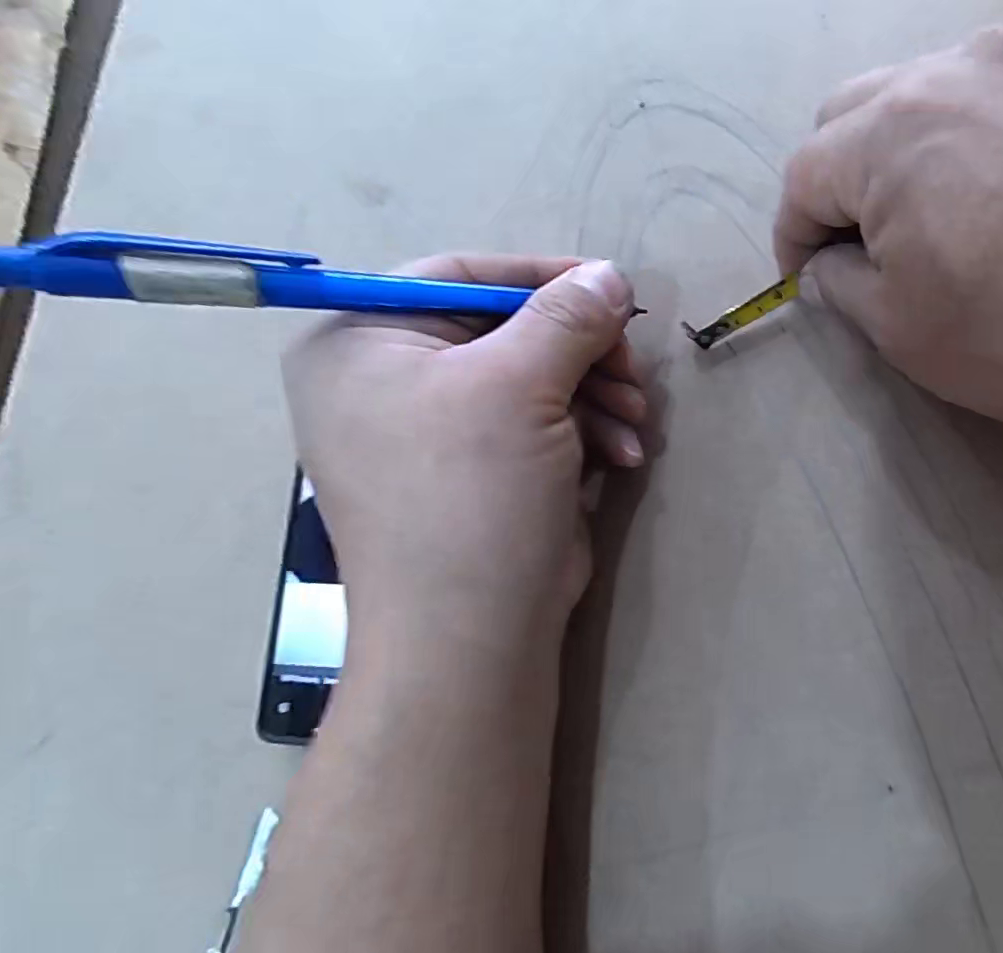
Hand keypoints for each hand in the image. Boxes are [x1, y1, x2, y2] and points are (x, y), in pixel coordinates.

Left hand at [281, 255, 645, 679]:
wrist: (474, 628)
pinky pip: (547, 430)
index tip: (613, 288)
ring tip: (636, 427)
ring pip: (540, 385)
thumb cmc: (472, 494)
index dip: (543, 278)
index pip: (463, 277)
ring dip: (598, 400)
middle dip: (584, 354)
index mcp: (366, 343)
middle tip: (633, 373)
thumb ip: (565, 319)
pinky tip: (623, 458)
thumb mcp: (517, 388)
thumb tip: (609, 273)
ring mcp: (448, 435)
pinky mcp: (493, 476)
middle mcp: (399, 383)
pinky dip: (590, 437)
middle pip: (511, 334)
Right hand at [776, 27, 1002, 453]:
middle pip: (852, 116)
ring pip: (921, 93)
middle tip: (856, 245)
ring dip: (897, 151)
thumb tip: (825, 263)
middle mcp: (949, 72)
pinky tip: (985, 188)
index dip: (792, 232)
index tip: (802, 277)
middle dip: (837, 183)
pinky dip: (963, 135)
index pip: (805, 174)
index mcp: (888, 134)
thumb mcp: (893, 325)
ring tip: (921, 214)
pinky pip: (989, 93)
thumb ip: (837, 282)